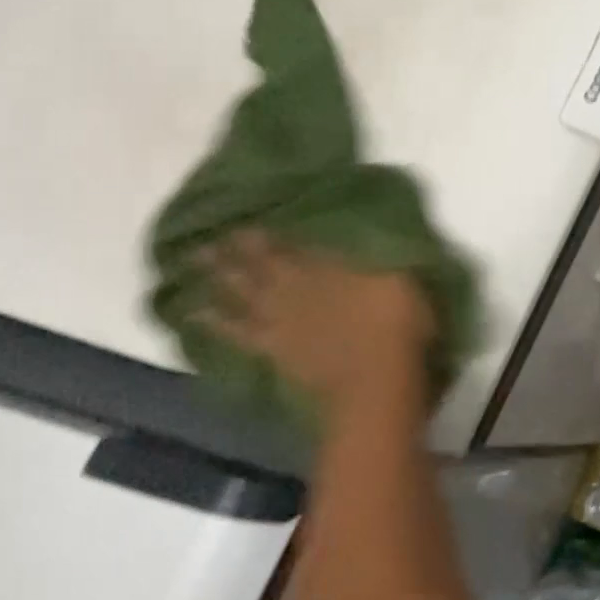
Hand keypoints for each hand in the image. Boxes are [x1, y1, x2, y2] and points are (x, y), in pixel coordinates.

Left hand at [198, 231, 434, 416]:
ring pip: (242, 290)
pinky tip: (196, 313)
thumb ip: (377, 261)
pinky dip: (215, 321)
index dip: (276, 233)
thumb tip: (361, 238)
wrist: (375, 381)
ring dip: (220, 274)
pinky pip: (236, 331)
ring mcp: (280, 318)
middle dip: (241, 247)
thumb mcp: (403, 284)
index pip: (298, 245)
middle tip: (216, 232)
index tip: (255, 218)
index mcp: (331, 269)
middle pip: (264, 263)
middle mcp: (298, 288)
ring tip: (197, 257)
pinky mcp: (272, 347)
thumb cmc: (401, 330)